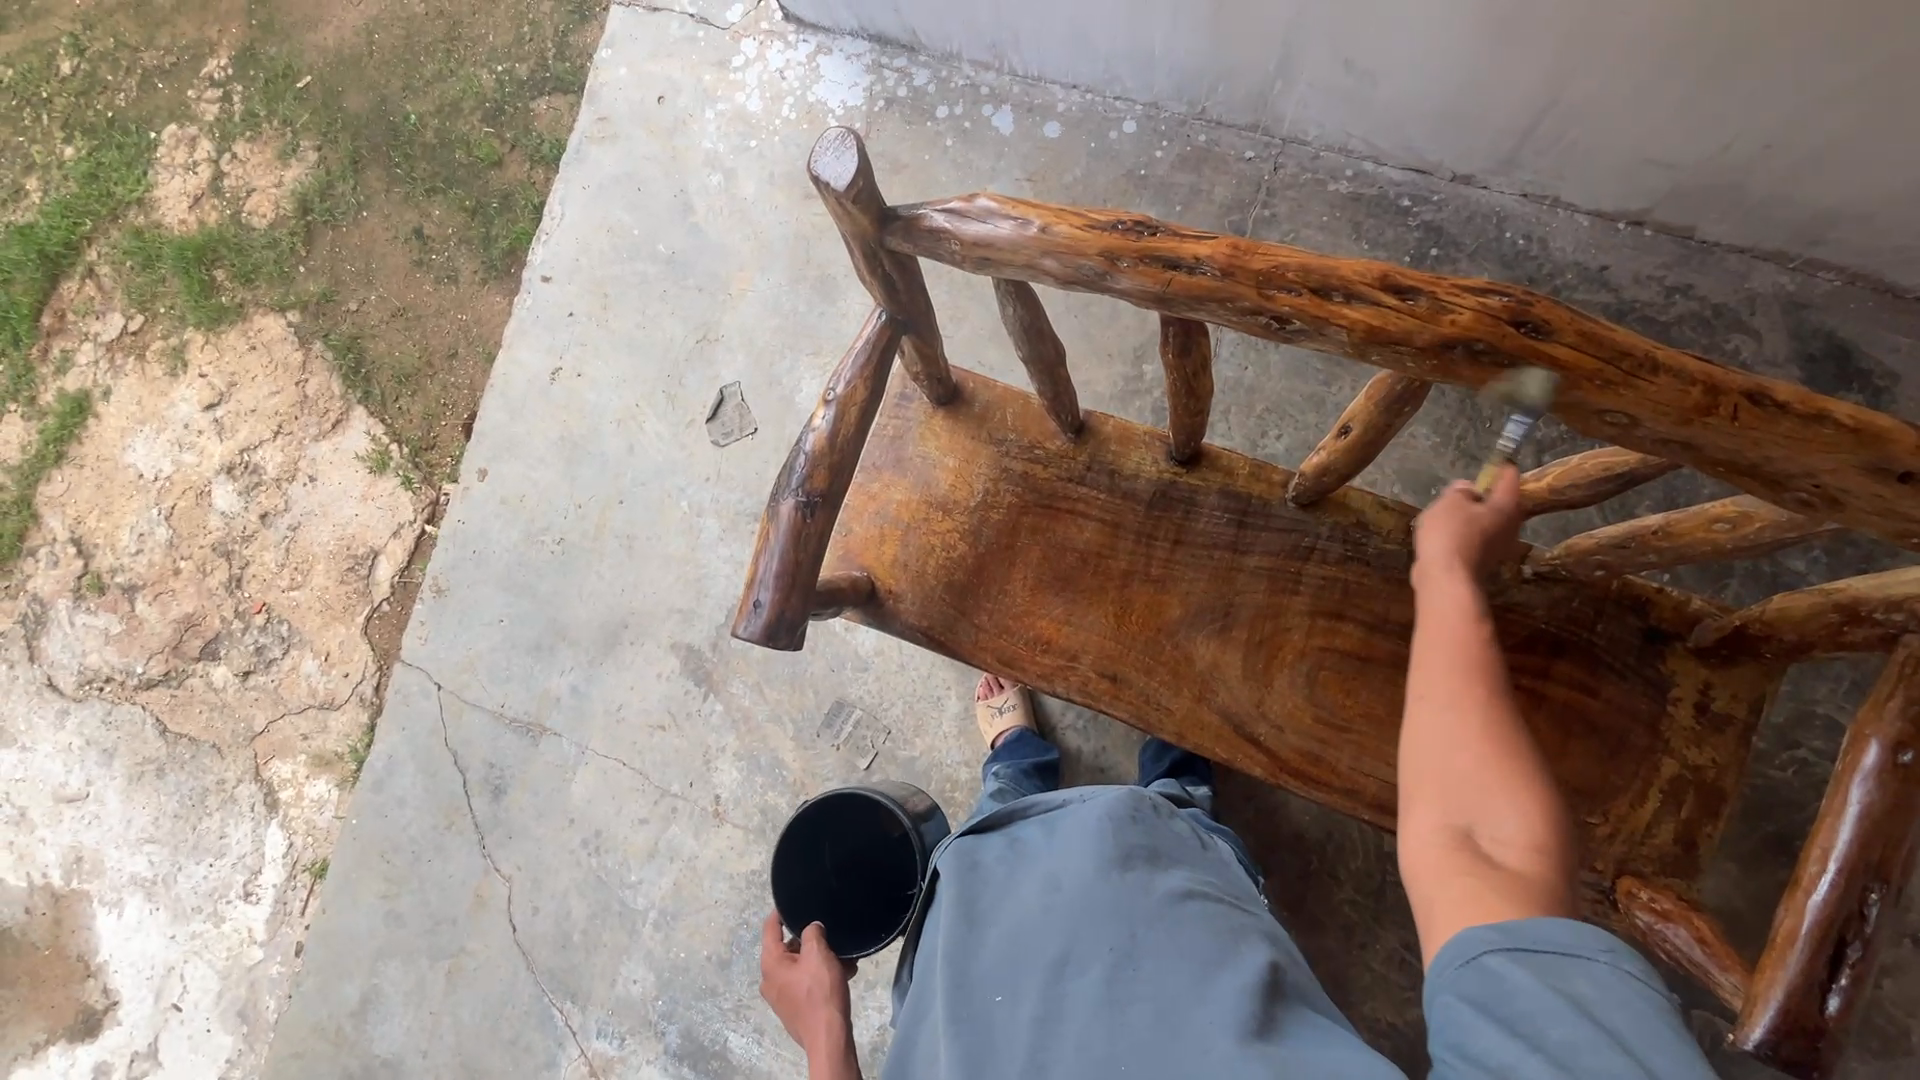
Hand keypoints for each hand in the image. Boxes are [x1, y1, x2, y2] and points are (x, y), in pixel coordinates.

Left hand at [760, 913, 857, 1064]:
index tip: (793, 900)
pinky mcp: (794, 1007)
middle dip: (810, 939)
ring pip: (800, 965)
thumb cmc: (819, 991)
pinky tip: (843, 973)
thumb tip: (811, 928)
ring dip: (820, 958)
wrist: (828, 1036)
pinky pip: (805, 981)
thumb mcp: (818, 953)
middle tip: (830, 932)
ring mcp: (781, 995)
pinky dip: (820, 974)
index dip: (780, 912)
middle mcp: (770, 979)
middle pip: (788, 947)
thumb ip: (812, 932)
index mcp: (770, 963)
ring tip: (844, 956)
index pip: (770, 927)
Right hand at [1412, 465, 1522, 589]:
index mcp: (1507, 505)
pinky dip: (1465, 534)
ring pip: (1488, 522)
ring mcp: (1499, 545)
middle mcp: (1511, 525)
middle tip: (1461, 493)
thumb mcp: (1449, 503)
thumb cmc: (1449, 534)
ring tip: (1450, 514)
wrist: (1445, 578)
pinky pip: (1476, 538)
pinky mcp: (1483, 560)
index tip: (1486, 464)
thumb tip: (1468, 489)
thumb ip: (1459, 491)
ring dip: (1473, 516)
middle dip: (1483, 496)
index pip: (1509, 477)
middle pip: (1501, 502)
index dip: (1498, 467)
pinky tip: (1447, 535)